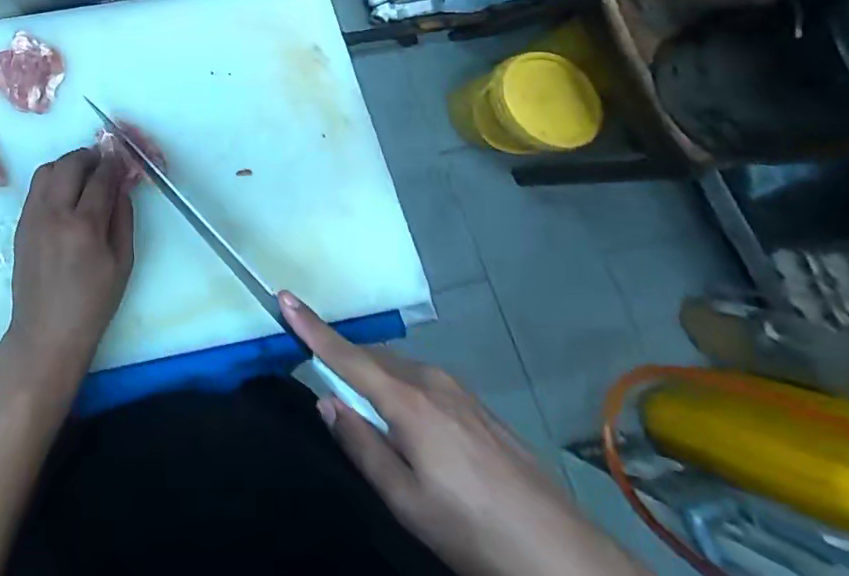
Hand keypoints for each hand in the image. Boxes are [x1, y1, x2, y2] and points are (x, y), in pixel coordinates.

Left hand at [7, 148, 135, 370]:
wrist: (46, 331)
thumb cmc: (92, 303)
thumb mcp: (122, 263)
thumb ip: (123, 218)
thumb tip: (121, 186)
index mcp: (84, 226)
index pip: (101, 179)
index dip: (114, 164)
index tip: (121, 157)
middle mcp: (54, 214)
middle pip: (70, 165)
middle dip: (89, 156)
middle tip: (103, 160)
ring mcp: (32, 217)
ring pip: (47, 170)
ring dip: (68, 164)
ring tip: (83, 173)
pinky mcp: (21, 224)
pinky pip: (36, 188)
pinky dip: (52, 180)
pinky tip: (66, 193)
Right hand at [279, 292, 648, 575]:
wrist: (563, 555)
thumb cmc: (471, 530)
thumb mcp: (405, 501)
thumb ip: (361, 445)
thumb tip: (327, 402)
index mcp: (408, 403)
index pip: (347, 356)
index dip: (312, 328)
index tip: (285, 297)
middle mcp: (433, 383)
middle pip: (373, 358)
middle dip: (345, 360)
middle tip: (326, 382)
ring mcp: (462, 392)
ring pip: (401, 369)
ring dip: (375, 377)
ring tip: (369, 413)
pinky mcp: (480, 408)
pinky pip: (425, 382)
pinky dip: (402, 389)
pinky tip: (412, 425)